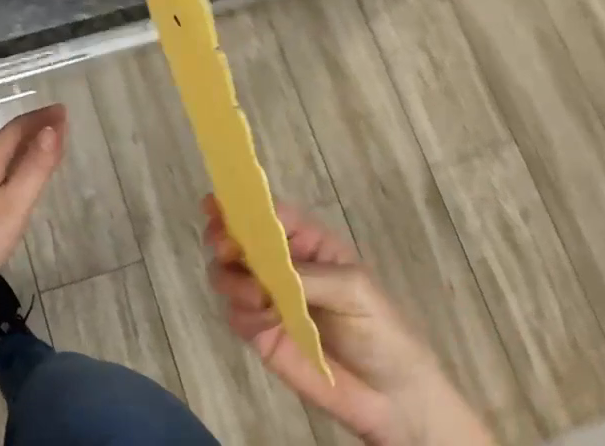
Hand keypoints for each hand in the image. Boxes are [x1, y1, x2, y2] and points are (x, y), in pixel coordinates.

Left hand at [0, 106, 67, 286]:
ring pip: (1, 152)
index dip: (41, 118)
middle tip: (63, 124)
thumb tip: (51, 129)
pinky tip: (22, 171)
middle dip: (35, 127)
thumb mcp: (14, 204)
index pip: (17, 128)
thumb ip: (34, 167)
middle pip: (8, 137)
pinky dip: (15, 160)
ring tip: (49, 142)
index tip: (64, 111)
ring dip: (26, 143)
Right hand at [203, 196, 491, 445]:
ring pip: (225, 272)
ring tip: (257, 297)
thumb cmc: (382, 330)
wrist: (391, 398)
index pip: (267, 214)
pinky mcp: (258, 330)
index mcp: (305, 243)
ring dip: (231, 278)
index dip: (239, 206)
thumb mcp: (354, 289)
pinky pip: (233, 311)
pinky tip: (266, 322)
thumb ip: (306, 274)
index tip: (214, 206)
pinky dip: (242, 312)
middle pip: (236, 238)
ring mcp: (265, 297)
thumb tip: (263, 268)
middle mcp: (279, 264)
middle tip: (226, 250)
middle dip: (223, 238)